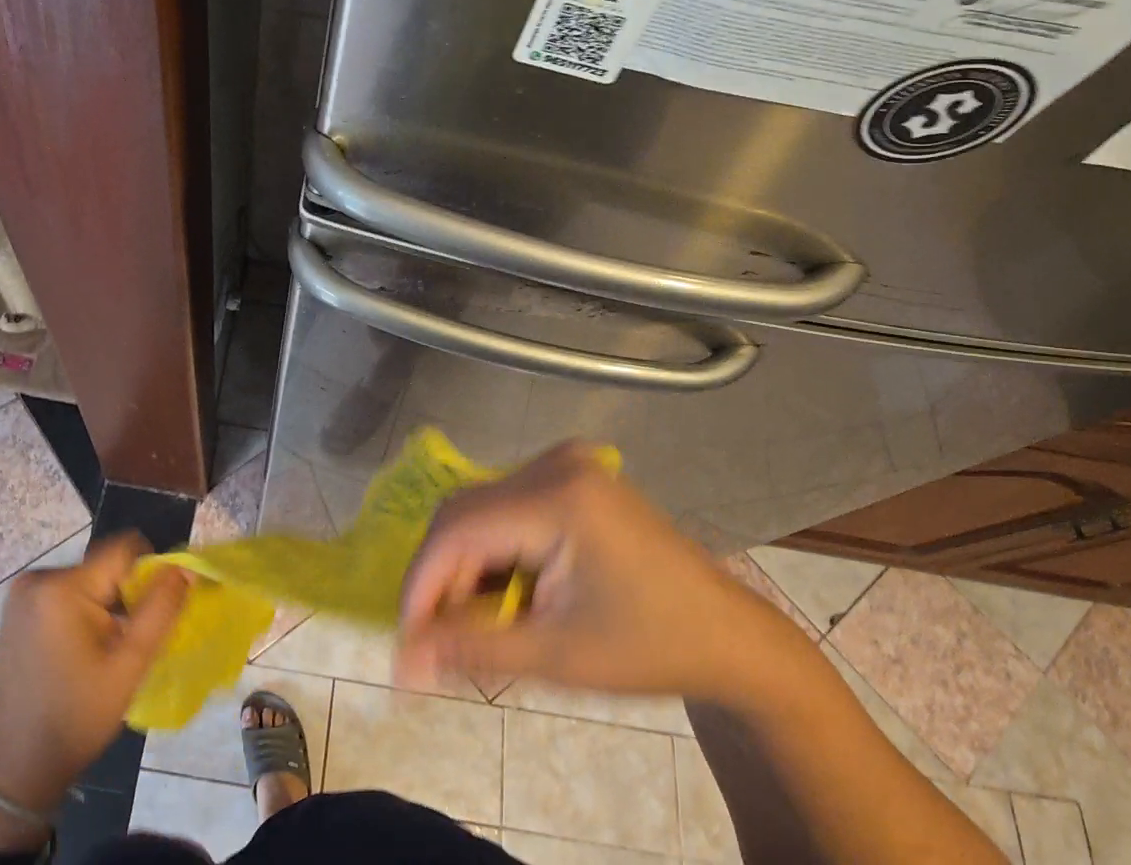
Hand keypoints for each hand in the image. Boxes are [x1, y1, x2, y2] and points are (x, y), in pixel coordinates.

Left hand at [0, 533, 187, 837]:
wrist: (14, 765)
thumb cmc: (76, 717)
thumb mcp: (130, 664)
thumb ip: (161, 610)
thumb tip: (186, 569)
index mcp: (62, 587)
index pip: (125, 551)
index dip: (152, 575)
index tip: (158, 613)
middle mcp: (36, 579)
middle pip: (105, 568)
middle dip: (127, 597)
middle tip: (131, 643)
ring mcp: (21, 595)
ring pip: (88, 583)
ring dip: (107, 608)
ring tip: (107, 653)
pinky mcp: (16, 612)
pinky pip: (66, 597)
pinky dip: (84, 615)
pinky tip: (83, 654)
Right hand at [397, 442, 798, 703]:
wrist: (730, 637)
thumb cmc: (650, 649)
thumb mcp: (554, 656)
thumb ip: (469, 651)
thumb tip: (400, 663)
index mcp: (559, 498)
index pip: (456, 531)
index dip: (420, 586)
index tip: (407, 644)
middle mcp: (557, 465)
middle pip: (464, 516)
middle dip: (441, 580)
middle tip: (436, 642)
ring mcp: (568, 466)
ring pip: (480, 513)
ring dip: (464, 570)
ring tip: (473, 626)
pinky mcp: (574, 479)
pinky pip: (506, 510)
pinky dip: (493, 555)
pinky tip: (504, 596)